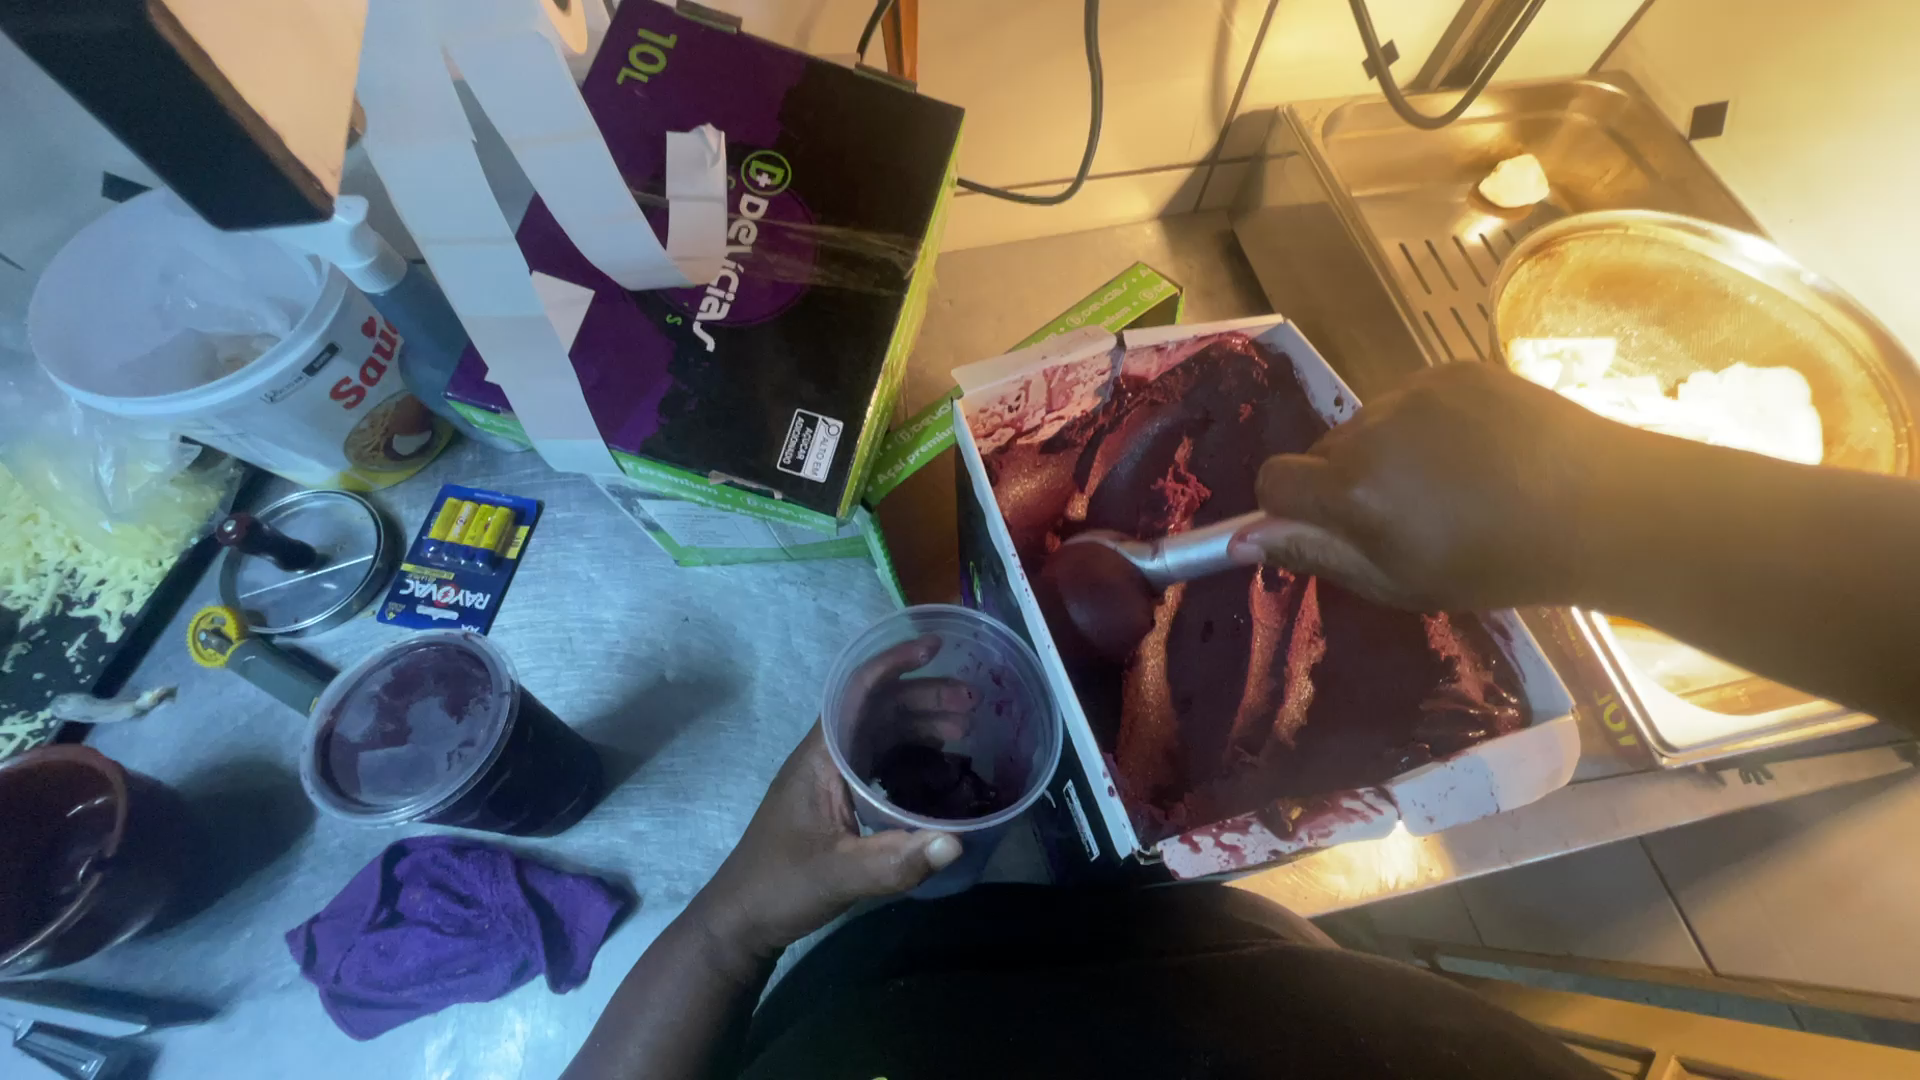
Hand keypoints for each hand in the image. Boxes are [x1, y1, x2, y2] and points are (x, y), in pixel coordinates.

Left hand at [689, 638, 968, 969]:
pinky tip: (939, 770)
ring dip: (922, 725)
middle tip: (973, 704)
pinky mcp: (839, 797)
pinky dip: (913, 755)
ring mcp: (833, 775)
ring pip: (882, 732)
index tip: (935, 648)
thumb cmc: (780, 886)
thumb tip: (956, 841)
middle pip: (879, 708)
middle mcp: (828, 754)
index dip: (894, 662)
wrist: (740, 921)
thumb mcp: (838, 876)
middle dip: (925, 697)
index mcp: (822, 754)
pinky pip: (882, 760)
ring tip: (965, 731)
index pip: (858, 690)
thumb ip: (894, 861)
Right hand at [1233, 361, 1637, 610]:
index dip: (1290, 506)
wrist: (1610, 508)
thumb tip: (1242, 539)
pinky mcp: (1452, 368)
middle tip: (1403, 511)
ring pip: (1363, 425)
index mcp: (1354, 488)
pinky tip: (1471, 447)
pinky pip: (1406, 397)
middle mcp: (1370, 429)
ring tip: (1447, 478)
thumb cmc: (1494, 563)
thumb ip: (1313, 554)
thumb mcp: (1395, 581)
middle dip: (1341, 479)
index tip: (1328, 524)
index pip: (1275, 480)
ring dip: (1381, 450)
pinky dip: (1420, 423)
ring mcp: (1414, 391)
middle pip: (1320, 452)